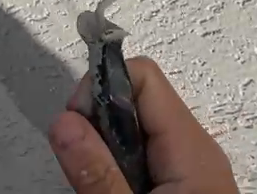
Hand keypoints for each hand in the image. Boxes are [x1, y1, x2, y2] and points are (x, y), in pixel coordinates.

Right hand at [49, 57, 237, 193]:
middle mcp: (194, 150)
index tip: (77, 127)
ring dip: (103, 150)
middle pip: (132, 99)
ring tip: (101, 189)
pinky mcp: (183, 189)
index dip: (101, 88)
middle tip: (85, 167)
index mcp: (191, 148)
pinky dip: (117, 168)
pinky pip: (140, 155)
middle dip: (96, 123)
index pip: (141, 75)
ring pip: (131, 129)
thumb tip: (62, 121)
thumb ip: (98, 177)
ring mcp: (190, 170)